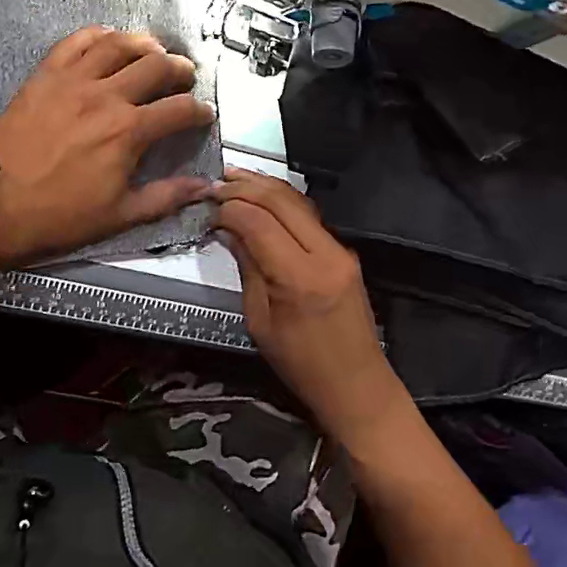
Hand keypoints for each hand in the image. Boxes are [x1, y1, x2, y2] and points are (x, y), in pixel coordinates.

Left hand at [0, 26, 215, 266]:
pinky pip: (77, 41)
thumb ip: (165, 197)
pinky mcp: (47, 73)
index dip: (199, 111)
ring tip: (154, 50)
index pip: (179, 110)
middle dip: (180, 68)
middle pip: (156, 66)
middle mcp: (107, 96)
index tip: (204, 114)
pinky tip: (109, 39)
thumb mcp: (118, 216)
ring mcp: (75, 79)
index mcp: (128, 131)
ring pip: (119, 44)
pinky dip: (98, 34)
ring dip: (144, 44)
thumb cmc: (56, 213)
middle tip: (185, 76)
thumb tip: (204, 188)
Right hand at [211, 169, 409, 442]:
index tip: (207, 209)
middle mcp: (325, 253)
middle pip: (279, 200)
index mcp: (300, 278)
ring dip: (263, 186)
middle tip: (215, 183)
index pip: (258, 222)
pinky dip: (280, 200)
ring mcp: (339, 249)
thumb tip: (227, 229)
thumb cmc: (301, 365)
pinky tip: (260, 196)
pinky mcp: (344, 252)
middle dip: (244, 187)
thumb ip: (247, 267)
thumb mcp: (259, 321)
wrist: (359, 388)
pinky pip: (307, 215)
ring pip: (296, 200)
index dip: (229, 209)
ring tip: (233, 178)